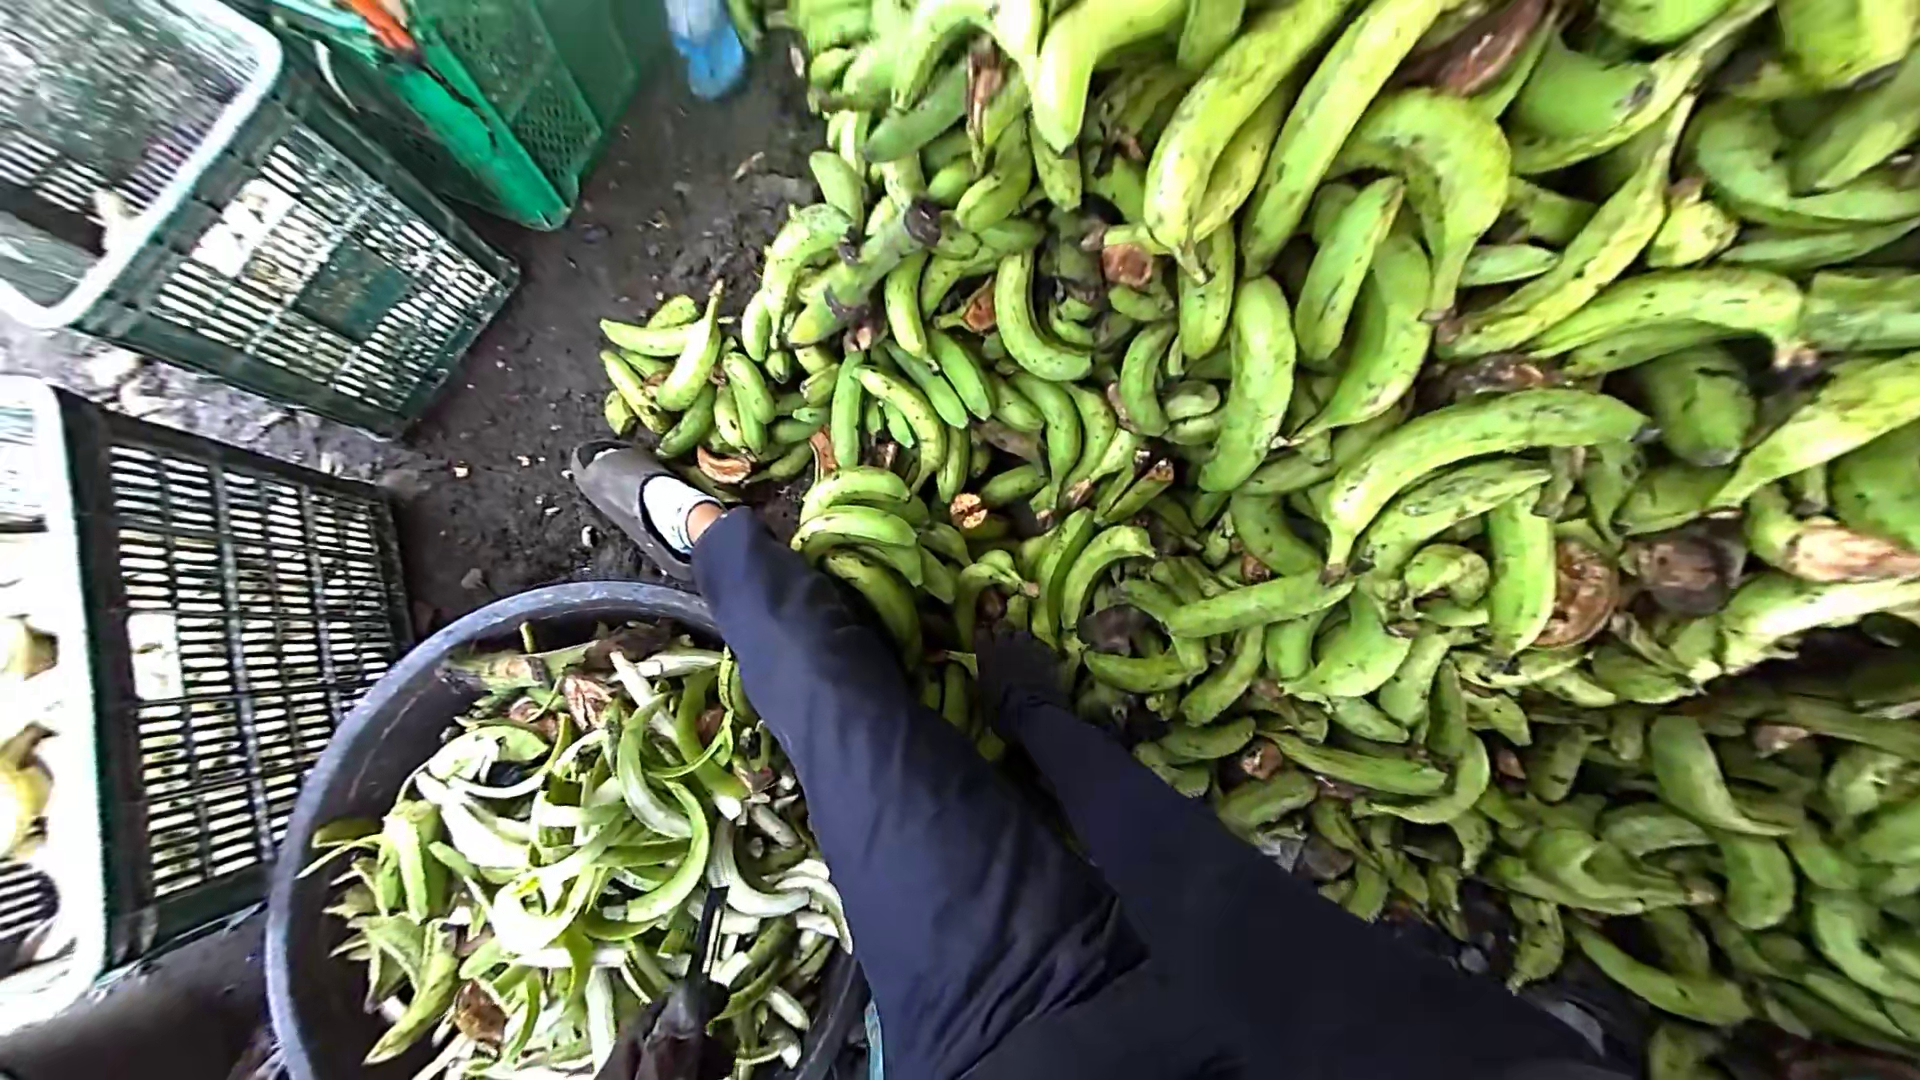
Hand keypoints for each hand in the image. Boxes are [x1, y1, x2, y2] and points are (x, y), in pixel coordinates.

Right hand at [974, 620, 1068, 735]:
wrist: (1034, 716)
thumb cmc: (1003, 713)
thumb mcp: (984, 697)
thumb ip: (984, 679)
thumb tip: (985, 675)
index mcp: (987, 655)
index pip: (980, 633)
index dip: (983, 637)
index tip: (985, 641)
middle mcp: (1006, 645)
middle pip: (1004, 627)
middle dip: (1004, 633)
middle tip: (1006, 644)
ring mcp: (1029, 647)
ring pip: (1024, 634)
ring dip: (1023, 641)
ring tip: (1024, 651)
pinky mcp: (1048, 654)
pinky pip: (1042, 647)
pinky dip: (1040, 652)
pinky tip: (1041, 661)